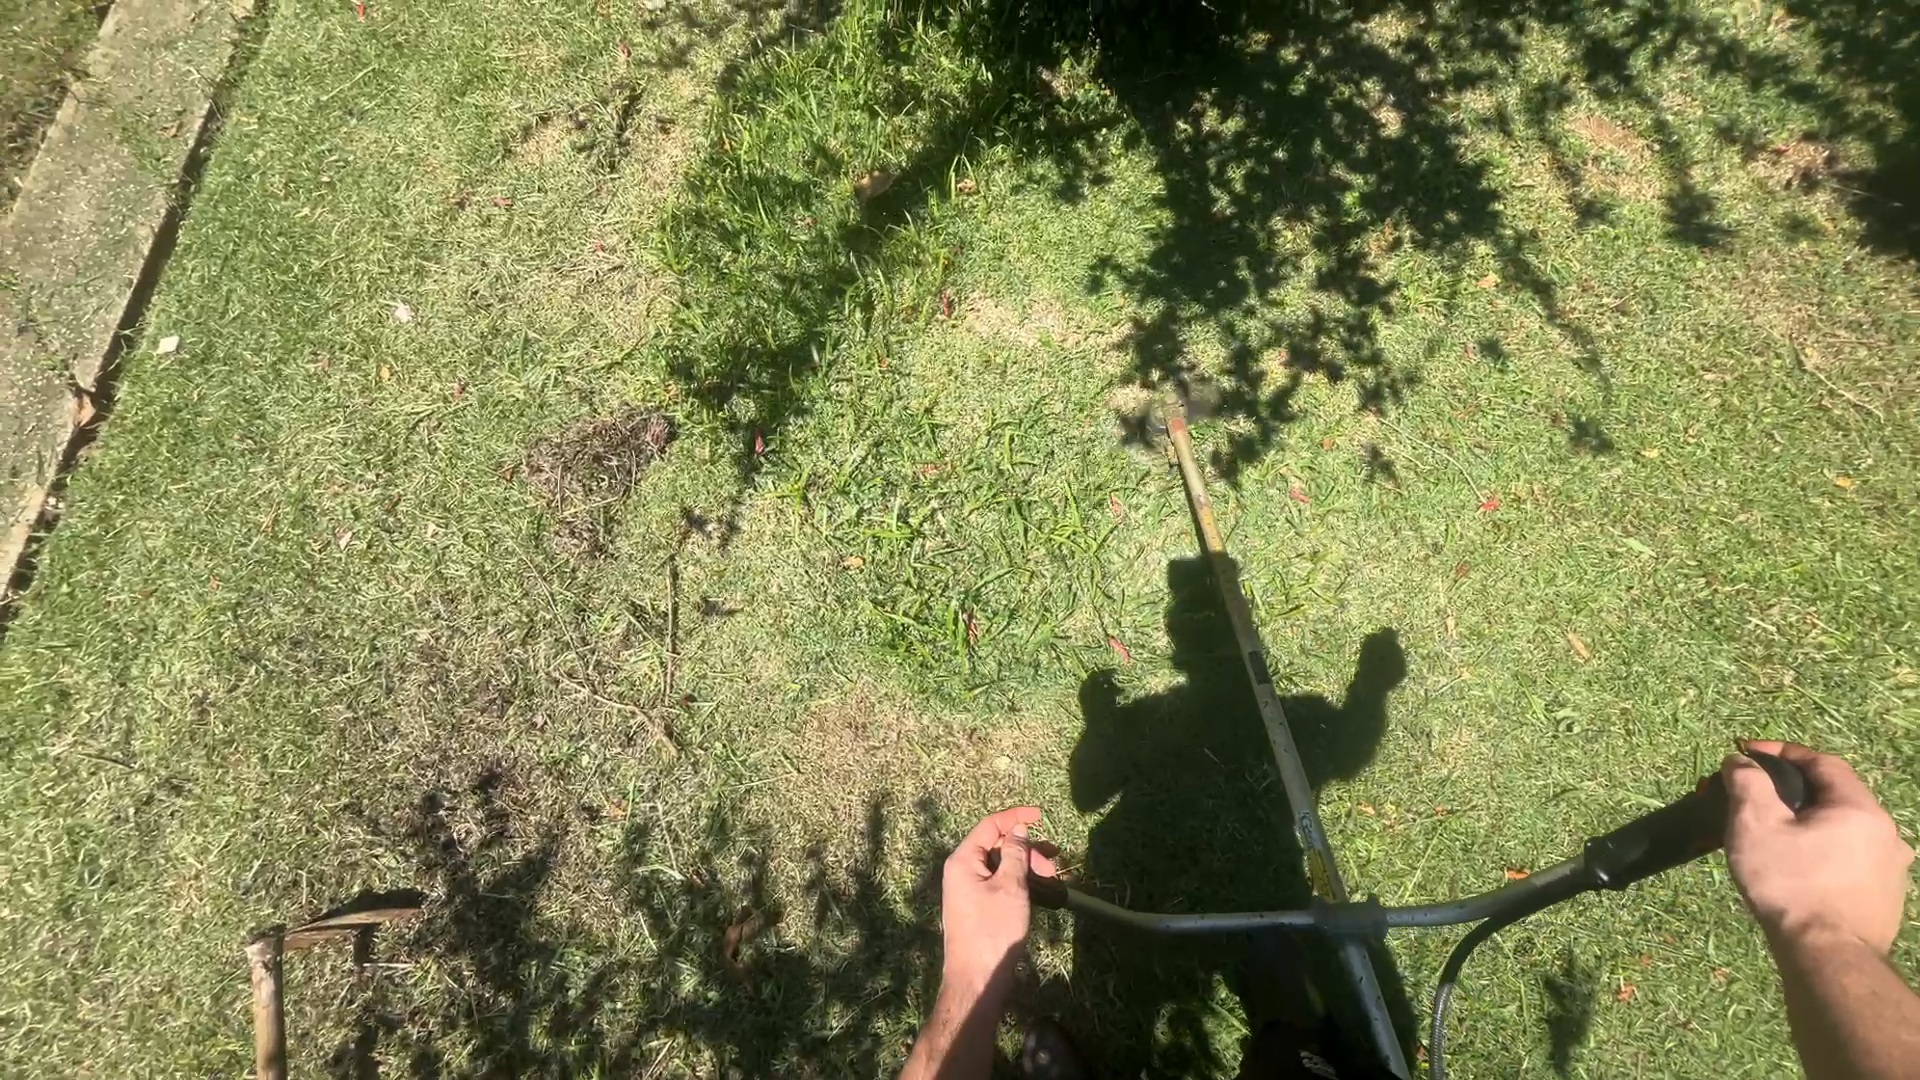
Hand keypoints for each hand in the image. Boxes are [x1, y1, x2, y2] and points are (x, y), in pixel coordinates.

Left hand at [939, 806, 1056, 1000]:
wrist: (977, 981)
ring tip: (1051, 878)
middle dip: (1026, 849)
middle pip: (996, 845)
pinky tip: (1037, 891)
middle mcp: (961, 869)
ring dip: (1025, 866)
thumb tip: (1017, 829)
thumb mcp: (1010, 887)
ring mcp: (967, 888)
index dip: (1015, 817)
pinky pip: (998, 882)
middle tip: (1052, 864)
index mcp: (963, 859)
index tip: (1041, 816)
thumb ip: (1015, 853)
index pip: (990, 825)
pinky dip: (1017, 881)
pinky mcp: (976, 905)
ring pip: (1000, 865)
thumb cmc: (993, 931)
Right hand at [1723, 741, 1913, 952]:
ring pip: (1833, 824)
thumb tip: (1741, 761)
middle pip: (1829, 794)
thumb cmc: (1788, 877)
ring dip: (1792, 816)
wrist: (1827, 949)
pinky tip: (1782, 856)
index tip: (1743, 751)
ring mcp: (1889, 866)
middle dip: (1780, 787)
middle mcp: (1886, 834)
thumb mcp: (1754, 821)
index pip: (1824, 763)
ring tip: (1755, 827)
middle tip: (1740, 792)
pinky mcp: (1880, 890)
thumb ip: (1748, 782)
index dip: (1781, 751)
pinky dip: (1807, 840)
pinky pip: (1840, 850)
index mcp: (1860, 811)